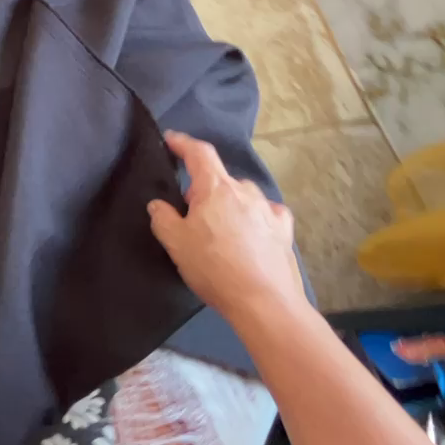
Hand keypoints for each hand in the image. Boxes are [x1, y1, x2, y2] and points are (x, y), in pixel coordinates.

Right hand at [148, 131, 305, 328]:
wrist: (266, 304)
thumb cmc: (215, 267)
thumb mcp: (175, 242)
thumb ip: (162, 217)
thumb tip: (159, 205)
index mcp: (216, 188)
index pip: (199, 153)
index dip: (182, 143)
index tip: (170, 140)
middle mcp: (245, 192)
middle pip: (220, 178)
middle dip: (203, 188)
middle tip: (191, 212)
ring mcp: (269, 211)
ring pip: (243, 195)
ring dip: (229, 203)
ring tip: (221, 227)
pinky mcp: (285, 233)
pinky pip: (266, 214)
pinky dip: (256, 216)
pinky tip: (253, 231)